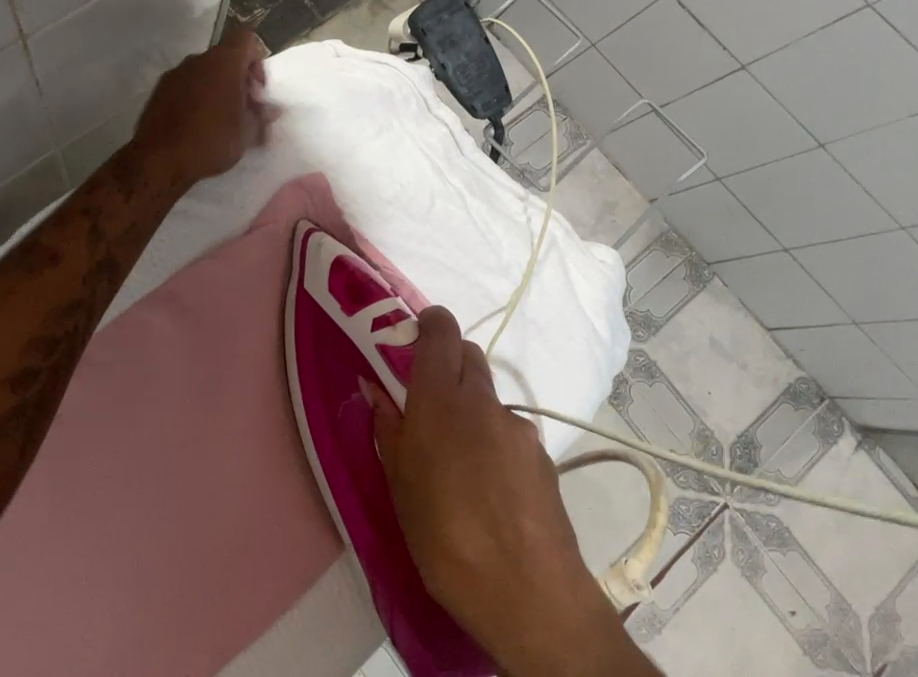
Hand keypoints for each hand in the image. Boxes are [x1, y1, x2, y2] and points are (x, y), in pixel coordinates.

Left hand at [132, 23, 272, 185]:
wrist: (159, 159)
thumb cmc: (210, 141)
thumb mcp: (246, 133)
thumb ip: (262, 116)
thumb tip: (271, 109)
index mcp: (224, 63)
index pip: (247, 41)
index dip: (257, 62)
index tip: (256, 92)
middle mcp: (198, 60)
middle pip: (225, 58)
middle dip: (238, 81)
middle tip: (243, 111)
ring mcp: (175, 74)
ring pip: (204, 73)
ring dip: (216, 90)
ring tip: (220, 121)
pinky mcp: (159, 90)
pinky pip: (186, 86)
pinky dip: (196, 97)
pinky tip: (197, 125)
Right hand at [370, 309, 656, 676]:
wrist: (528, 594)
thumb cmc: (444, 538)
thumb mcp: (399, 484)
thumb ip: (389, 428)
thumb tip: (375, 389)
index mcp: (440, 400)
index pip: (441, 330)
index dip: (427, 323)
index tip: (410, 340)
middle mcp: (483, 402)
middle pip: (468, 355)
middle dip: (446, 362)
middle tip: (424, 400)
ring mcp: (518, 428)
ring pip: (488, 395)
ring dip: (469, 405)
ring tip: (454, 457)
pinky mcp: (542, 456)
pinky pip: (509, 430)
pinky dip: (492, 438)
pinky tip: (486, 485)